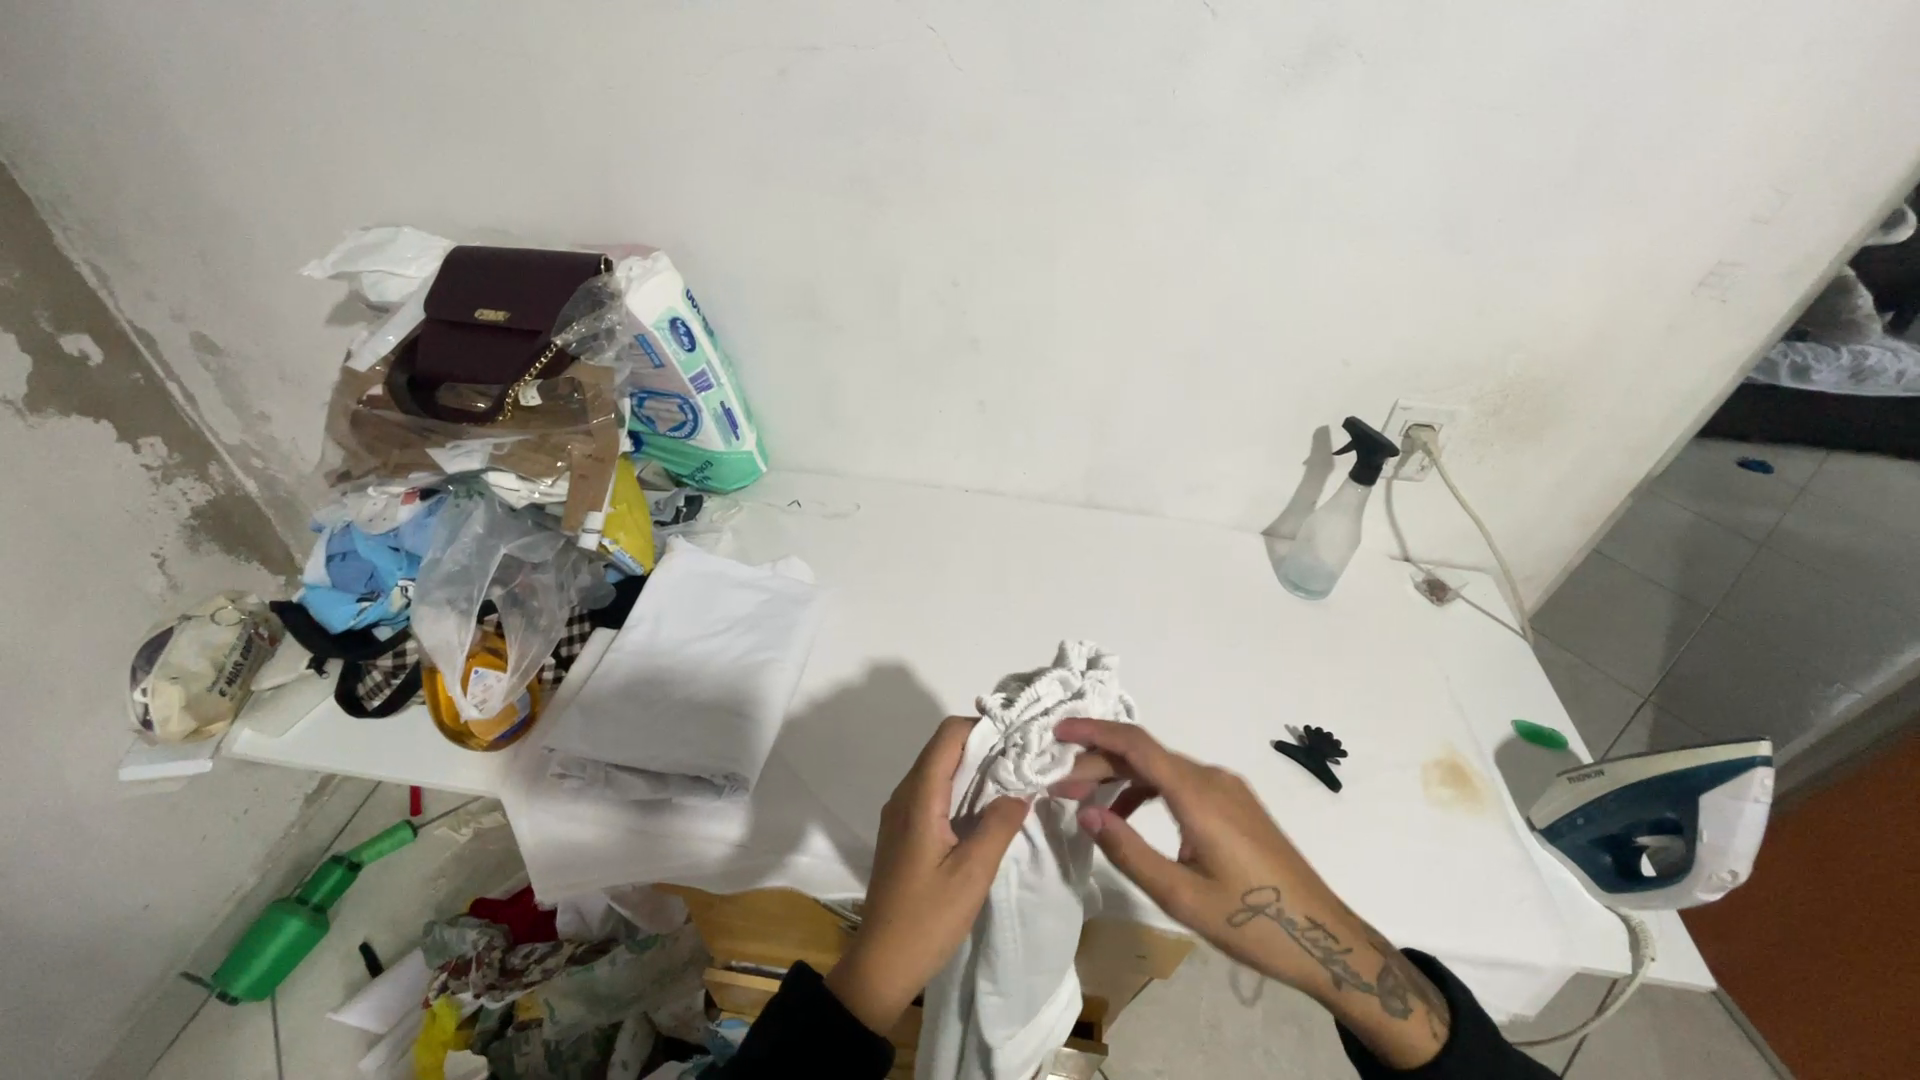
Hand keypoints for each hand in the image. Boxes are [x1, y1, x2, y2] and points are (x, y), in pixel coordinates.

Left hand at [825, 716, 1030, 1033]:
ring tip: (1014, 781)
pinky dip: (961, 790)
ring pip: (938, 770)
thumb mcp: (973, 873)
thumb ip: (998, 825)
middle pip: (943, 749)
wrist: (882, 963)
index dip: (984, 728)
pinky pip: (933, 793)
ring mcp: (900, 813)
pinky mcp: (903, 831)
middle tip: (1025, 760)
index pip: (948, 736)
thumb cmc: (927, 918)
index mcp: (918, 798)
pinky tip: (987, 809)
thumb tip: (1021, 791)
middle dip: (984, 746)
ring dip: (973, 769)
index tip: (1020, 739)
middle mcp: (904, 796)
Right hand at [1052, 718, 1450, 1068]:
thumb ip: (1128, 851)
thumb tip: (1084, 813)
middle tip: (1058, 789)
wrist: (1323, 936)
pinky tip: (1127, 816)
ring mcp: (1227, 788)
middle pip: (1144, 754)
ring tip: (1084, 803)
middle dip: (1097, 763)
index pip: (1136, 744)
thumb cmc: (1251, 922)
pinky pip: (1179, 782)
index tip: (1054, 734)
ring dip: (1119, 777)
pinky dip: (1145, 790)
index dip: (1092, 732)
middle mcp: (1212, 778)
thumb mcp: (1180, 895)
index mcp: (1198, 794)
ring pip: (1160, 767)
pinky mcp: (1234, 803)